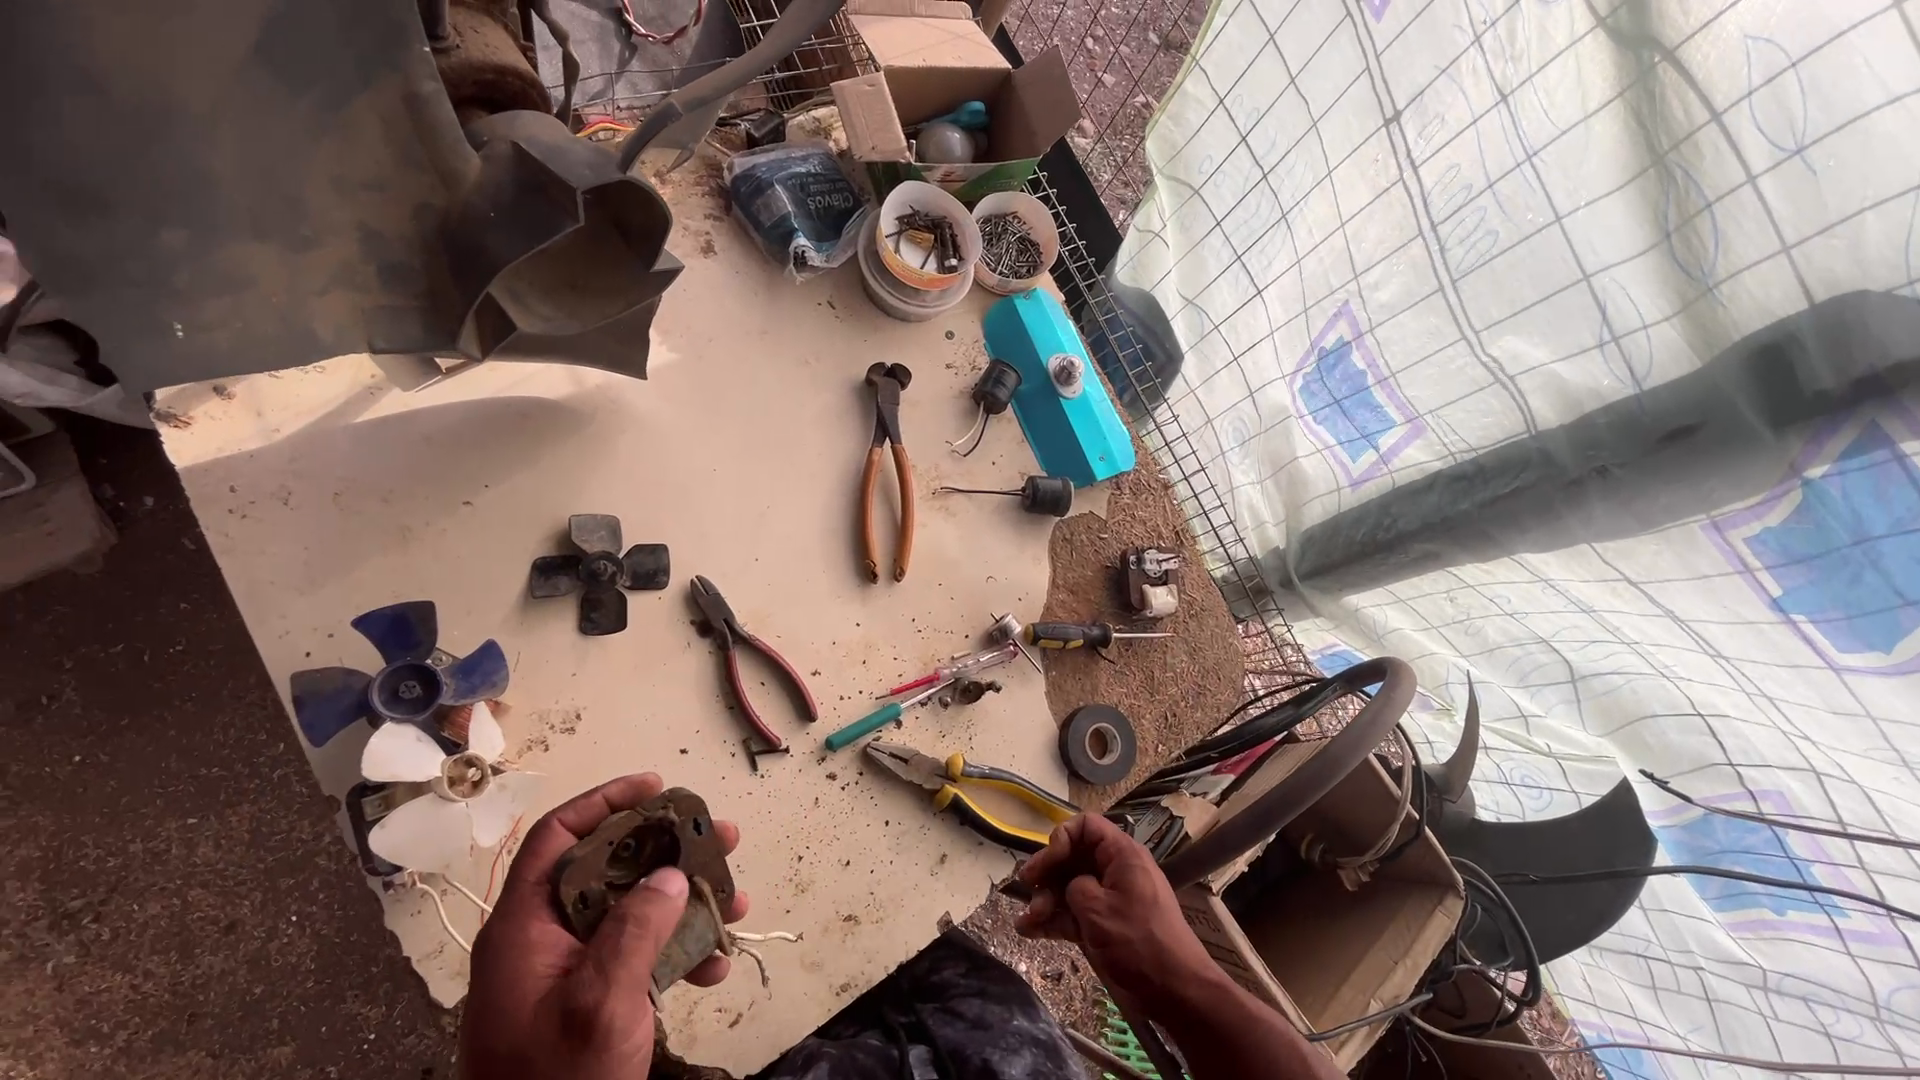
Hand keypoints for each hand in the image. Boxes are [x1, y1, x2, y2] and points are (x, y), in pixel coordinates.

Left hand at [459, 773, 747, 1079]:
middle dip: (670, 851)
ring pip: (633, 910)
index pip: (559, 837)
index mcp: (524, 928)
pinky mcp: (591, 999)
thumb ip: (635, 931)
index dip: (606, 801)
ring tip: (737, 900)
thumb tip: (670, 874)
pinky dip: (679, 952)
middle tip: (721, 836)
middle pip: (609, 868)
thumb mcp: (600, 1003)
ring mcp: (569, 970)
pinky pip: (639, 954)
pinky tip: (715, 965)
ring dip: (688, 903)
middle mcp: (545, 938)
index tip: (657, 785)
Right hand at [1014, 813, 1216, 1007]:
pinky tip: (1028, 930)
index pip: (1086, 827)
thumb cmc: (1138, 942)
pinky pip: (1073, 914)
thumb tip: (1071, 888)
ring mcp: (1109, 900)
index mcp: (1122, 855)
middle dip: (1047, 871)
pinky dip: (1053, 920)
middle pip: (1074, 857)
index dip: (1062, 838)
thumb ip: (1074, 887)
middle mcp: (1115, 871)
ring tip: (1027, 919)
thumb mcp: (1098, 909)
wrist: (1174, 992)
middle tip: (1026, 886)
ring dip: (1045, 900)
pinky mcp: (1105, 926)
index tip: (1048, 863)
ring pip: (1069, 887)